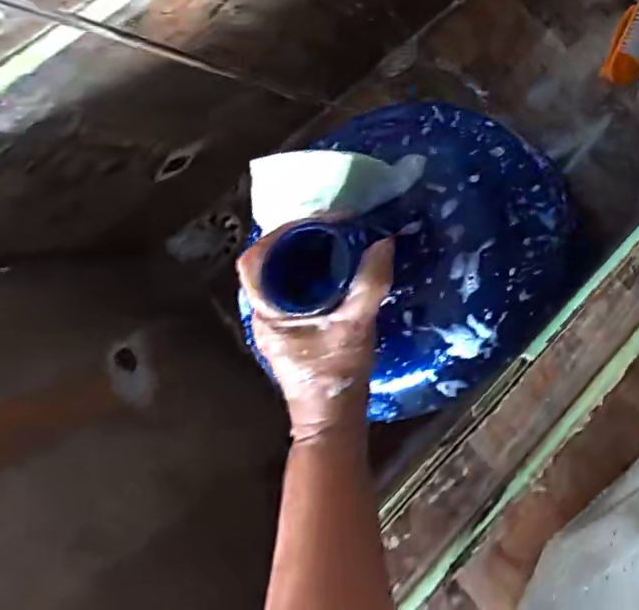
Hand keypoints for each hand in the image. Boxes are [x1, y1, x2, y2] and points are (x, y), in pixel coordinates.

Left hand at [237, 219, 394, 442]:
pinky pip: (299, 285)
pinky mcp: (296, 325)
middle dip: (301, 238)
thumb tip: (384, 241)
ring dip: (311, 253)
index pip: (254, 261)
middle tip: (337, 226)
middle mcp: (265, 312)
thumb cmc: (335, 373)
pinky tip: (344, 267)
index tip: (319, 222)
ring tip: (344, 240)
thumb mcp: (356, 324)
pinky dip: (318, 269)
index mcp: (268, 311)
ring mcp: (279, 320)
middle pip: (270, 261)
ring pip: (284, 273)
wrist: (332, 417)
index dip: (281, 234)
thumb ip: (369, 283)